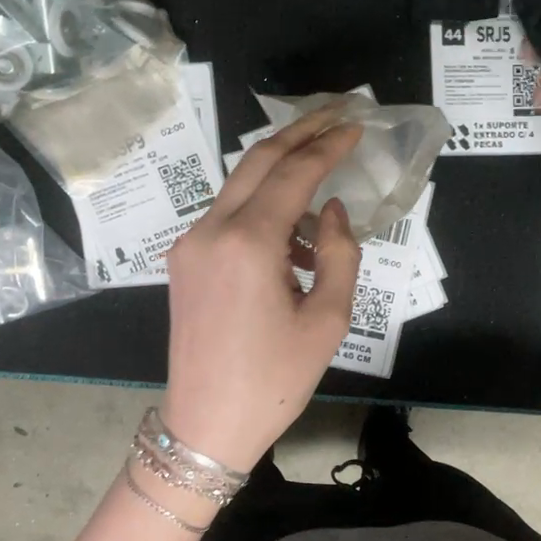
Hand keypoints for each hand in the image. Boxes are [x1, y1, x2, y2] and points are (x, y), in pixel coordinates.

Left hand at [161, 109, 363, 471]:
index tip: (356, 126)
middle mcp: (211, 230)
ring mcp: (190, 245)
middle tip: (337, 116)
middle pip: (257, 160)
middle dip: (299, 133)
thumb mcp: (328, 322)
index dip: (328, 145)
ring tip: (327, 200)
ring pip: (240, 187)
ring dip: (282, 178)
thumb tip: (334, 213)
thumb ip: (340, 255)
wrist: (206, 425)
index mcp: (249, 243)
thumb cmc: (275, 382)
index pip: (293, 172)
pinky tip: (295, 245)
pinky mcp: (184, 263)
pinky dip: (263, 214)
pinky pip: (228, 219)